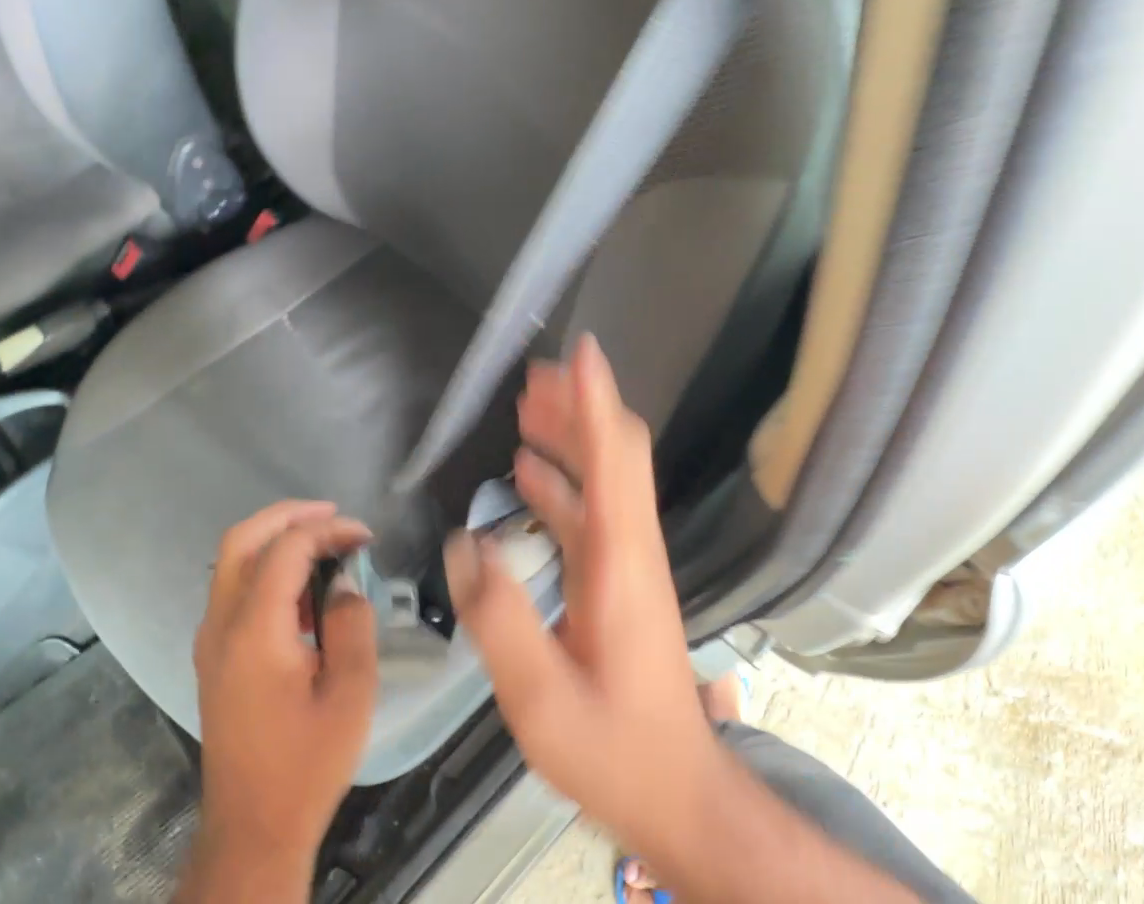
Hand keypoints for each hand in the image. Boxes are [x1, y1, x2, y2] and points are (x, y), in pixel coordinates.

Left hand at [179, 502, 377, 902]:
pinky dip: (265, 571)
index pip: (285, 550)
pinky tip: (304, 591)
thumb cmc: (308, 761)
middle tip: (334, 516)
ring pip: (230, 564)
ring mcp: (210, 643)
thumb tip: (343, 582)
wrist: (254, 824)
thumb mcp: (350, 692)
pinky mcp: (214, 659)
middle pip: (240, 541)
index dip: (328, 530)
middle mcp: (221, 626)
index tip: (366, 537)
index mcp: (255, 630)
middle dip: (287, 516)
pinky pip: (232, 592)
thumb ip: (350, 623)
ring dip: (274, 542)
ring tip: (325, 547)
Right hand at [445, 335, 730, 851]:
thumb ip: (501, 619)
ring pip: (602, 481)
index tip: (580, 352)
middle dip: (576, 409)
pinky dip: (562, 485)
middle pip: (614, 457)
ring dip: (568, 439)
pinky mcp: (619, 586)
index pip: (614, 459)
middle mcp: (630, 552)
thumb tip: (467, 545)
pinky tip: (527, 480)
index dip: (595, 402)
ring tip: (526, 409)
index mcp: (619, 565)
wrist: (676, 791)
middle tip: (533, 376)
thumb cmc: (613, 749)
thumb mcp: (542, 697)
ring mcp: (628, 567)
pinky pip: (590, 515)